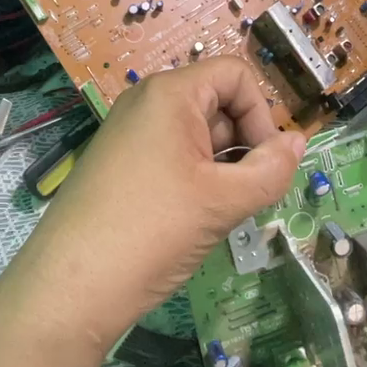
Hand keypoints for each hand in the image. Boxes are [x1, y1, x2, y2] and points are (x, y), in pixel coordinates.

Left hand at [3, 58, 305, 348]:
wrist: (68, 291)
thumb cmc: (151, 230)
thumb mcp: (223, 201)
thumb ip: (271, 170)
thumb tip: (298, 143)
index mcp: (170, 93)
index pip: (235, 74)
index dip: (261, 113)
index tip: (266, 163)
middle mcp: (147, 102)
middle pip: (217, 103)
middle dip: (242, 144)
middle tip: (246, 196)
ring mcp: (129, 135)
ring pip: (196, 135)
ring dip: (221, 167)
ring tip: (220, 214)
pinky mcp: (119, 166)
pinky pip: (172, 156)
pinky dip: (194, 180)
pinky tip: (192, 222)